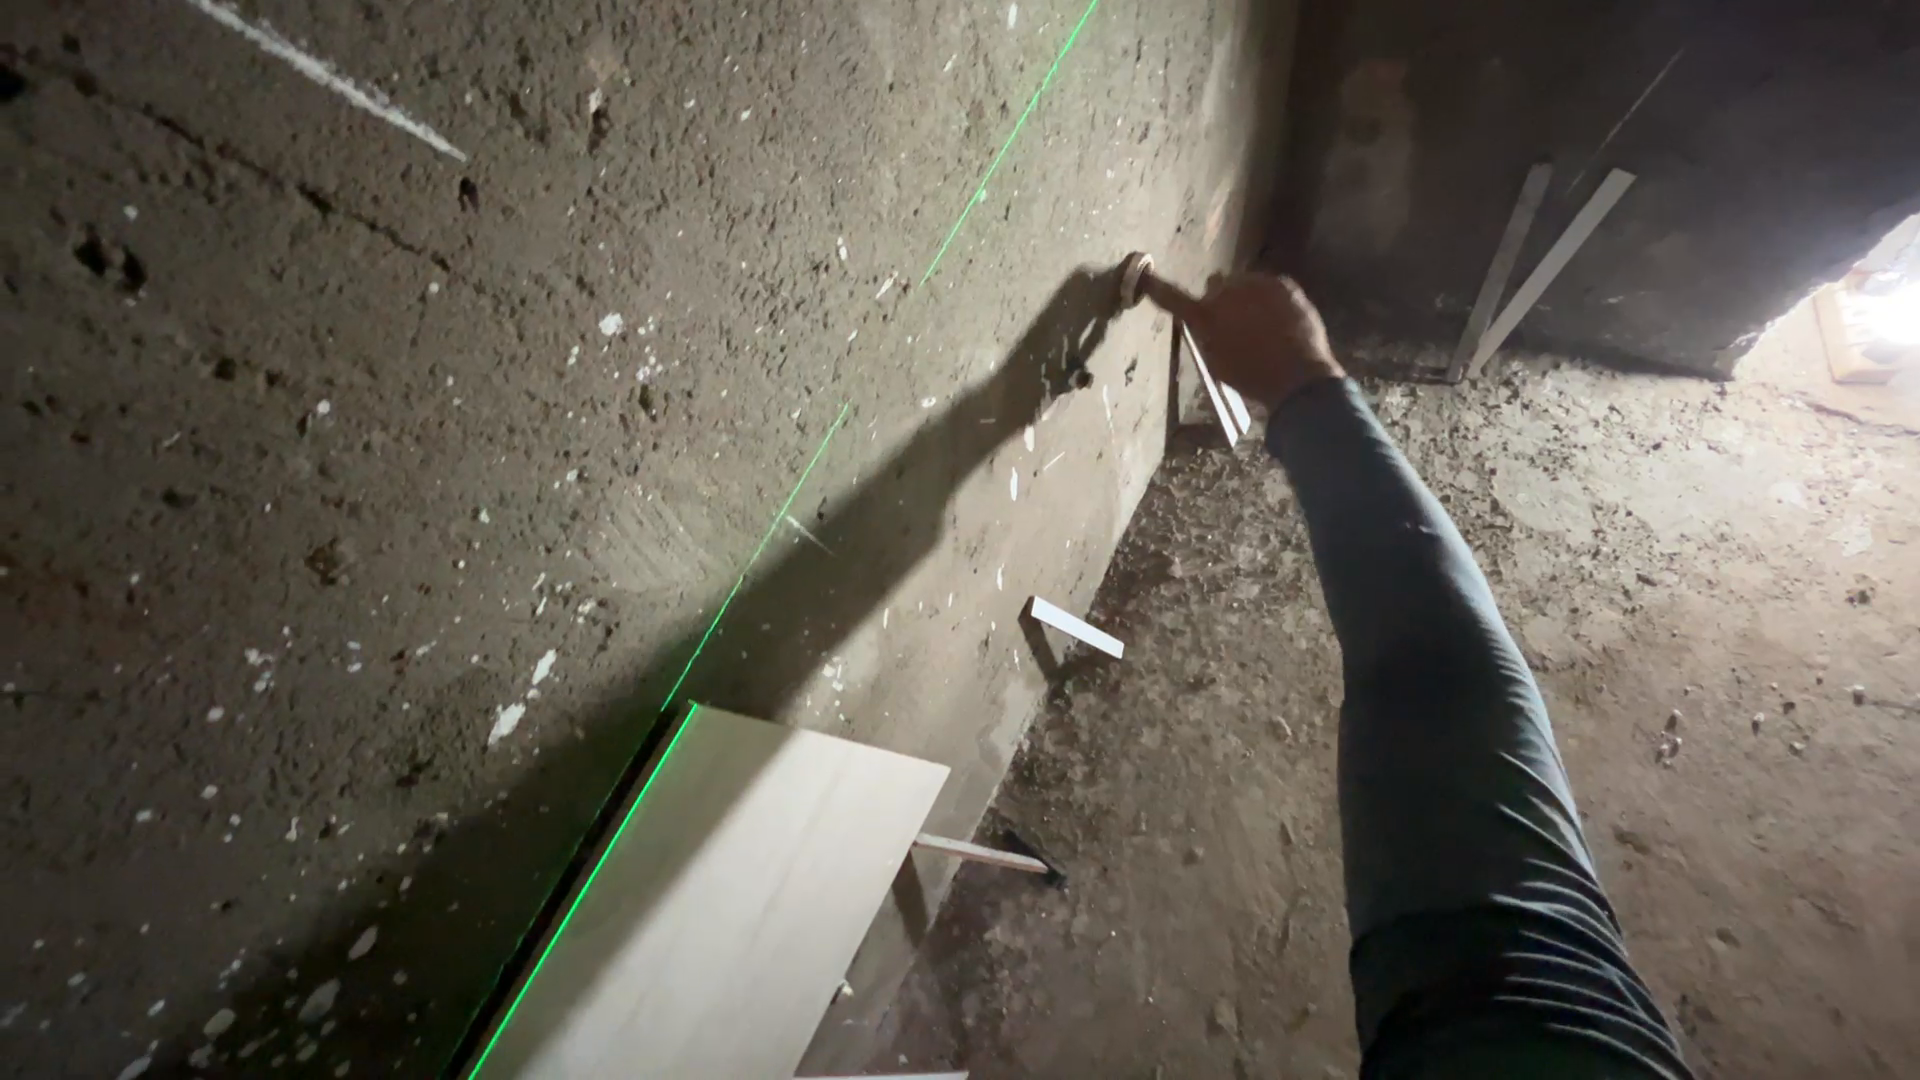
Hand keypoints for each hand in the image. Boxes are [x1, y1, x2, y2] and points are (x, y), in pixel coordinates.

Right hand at [1143, 271, 1343, 410]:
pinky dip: (1269, 298)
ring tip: (1262, 324)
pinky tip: (1278, 320)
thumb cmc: (1250, 377)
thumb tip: (1204, 321)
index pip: (1175, 300)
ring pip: (1245, 283)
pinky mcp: (1282, 283)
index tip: (1146, 277)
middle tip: (1235, 323)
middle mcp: (1227, 293)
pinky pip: (1269, 285)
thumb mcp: (1216, 362)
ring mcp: (1258, 284)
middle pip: (1218, 285)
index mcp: (1205, 317)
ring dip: (1247, 296)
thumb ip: (1206, 335)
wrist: (1296, 375)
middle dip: (1222, 298)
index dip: (1158, 289)